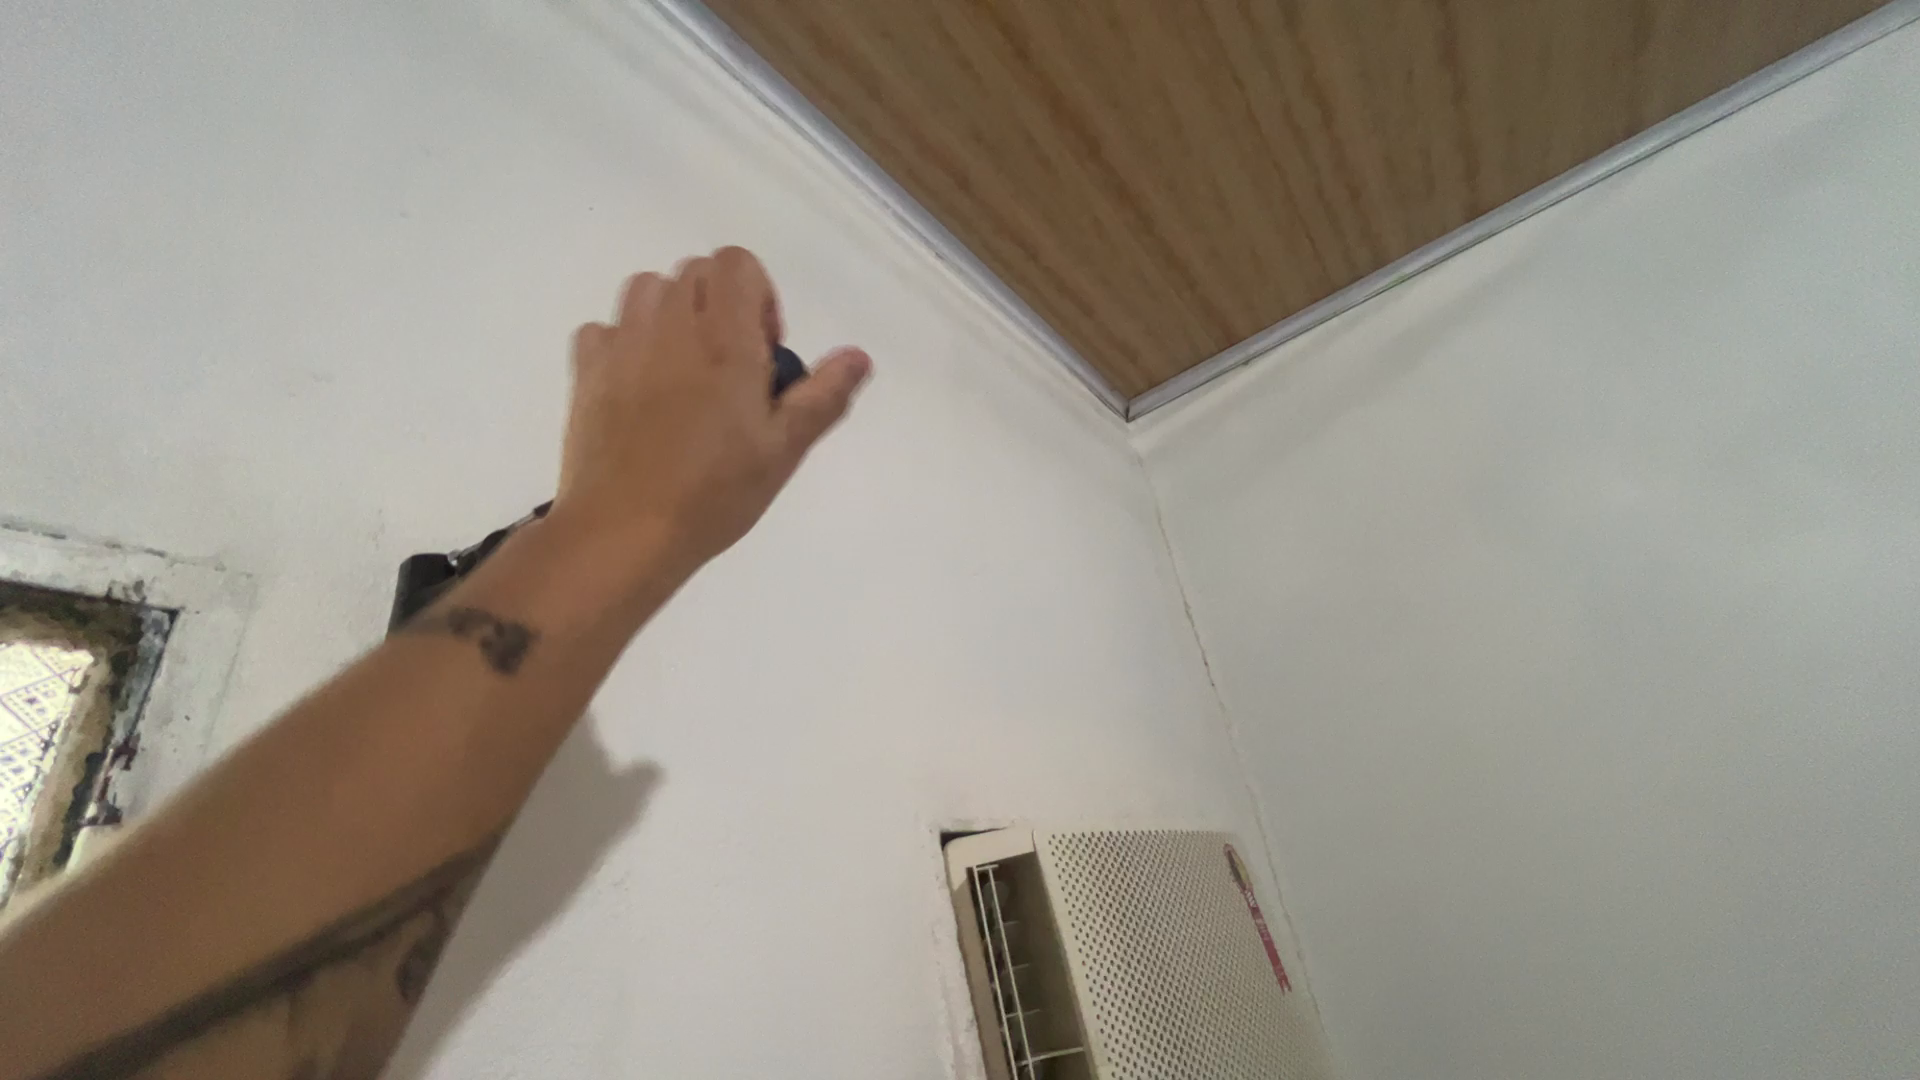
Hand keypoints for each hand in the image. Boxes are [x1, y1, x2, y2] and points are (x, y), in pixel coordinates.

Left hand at [551, 247, 870, 570]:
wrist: (626, 531)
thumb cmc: (715, 493)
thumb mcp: (784, 450)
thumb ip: (823, 396)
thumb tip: (859, 356)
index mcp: (723, 341)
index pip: (736, 262)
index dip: (760, 296)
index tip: (766, 351)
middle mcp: (668, 328)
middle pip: (695, 272)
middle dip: (722, 306)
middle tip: (735, 372)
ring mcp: (620, 346)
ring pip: (647, 289)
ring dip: (675, 315)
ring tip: (687, 374)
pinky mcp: (585, 372)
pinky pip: (606, 328)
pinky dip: (629, 343)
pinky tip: (642, 389)